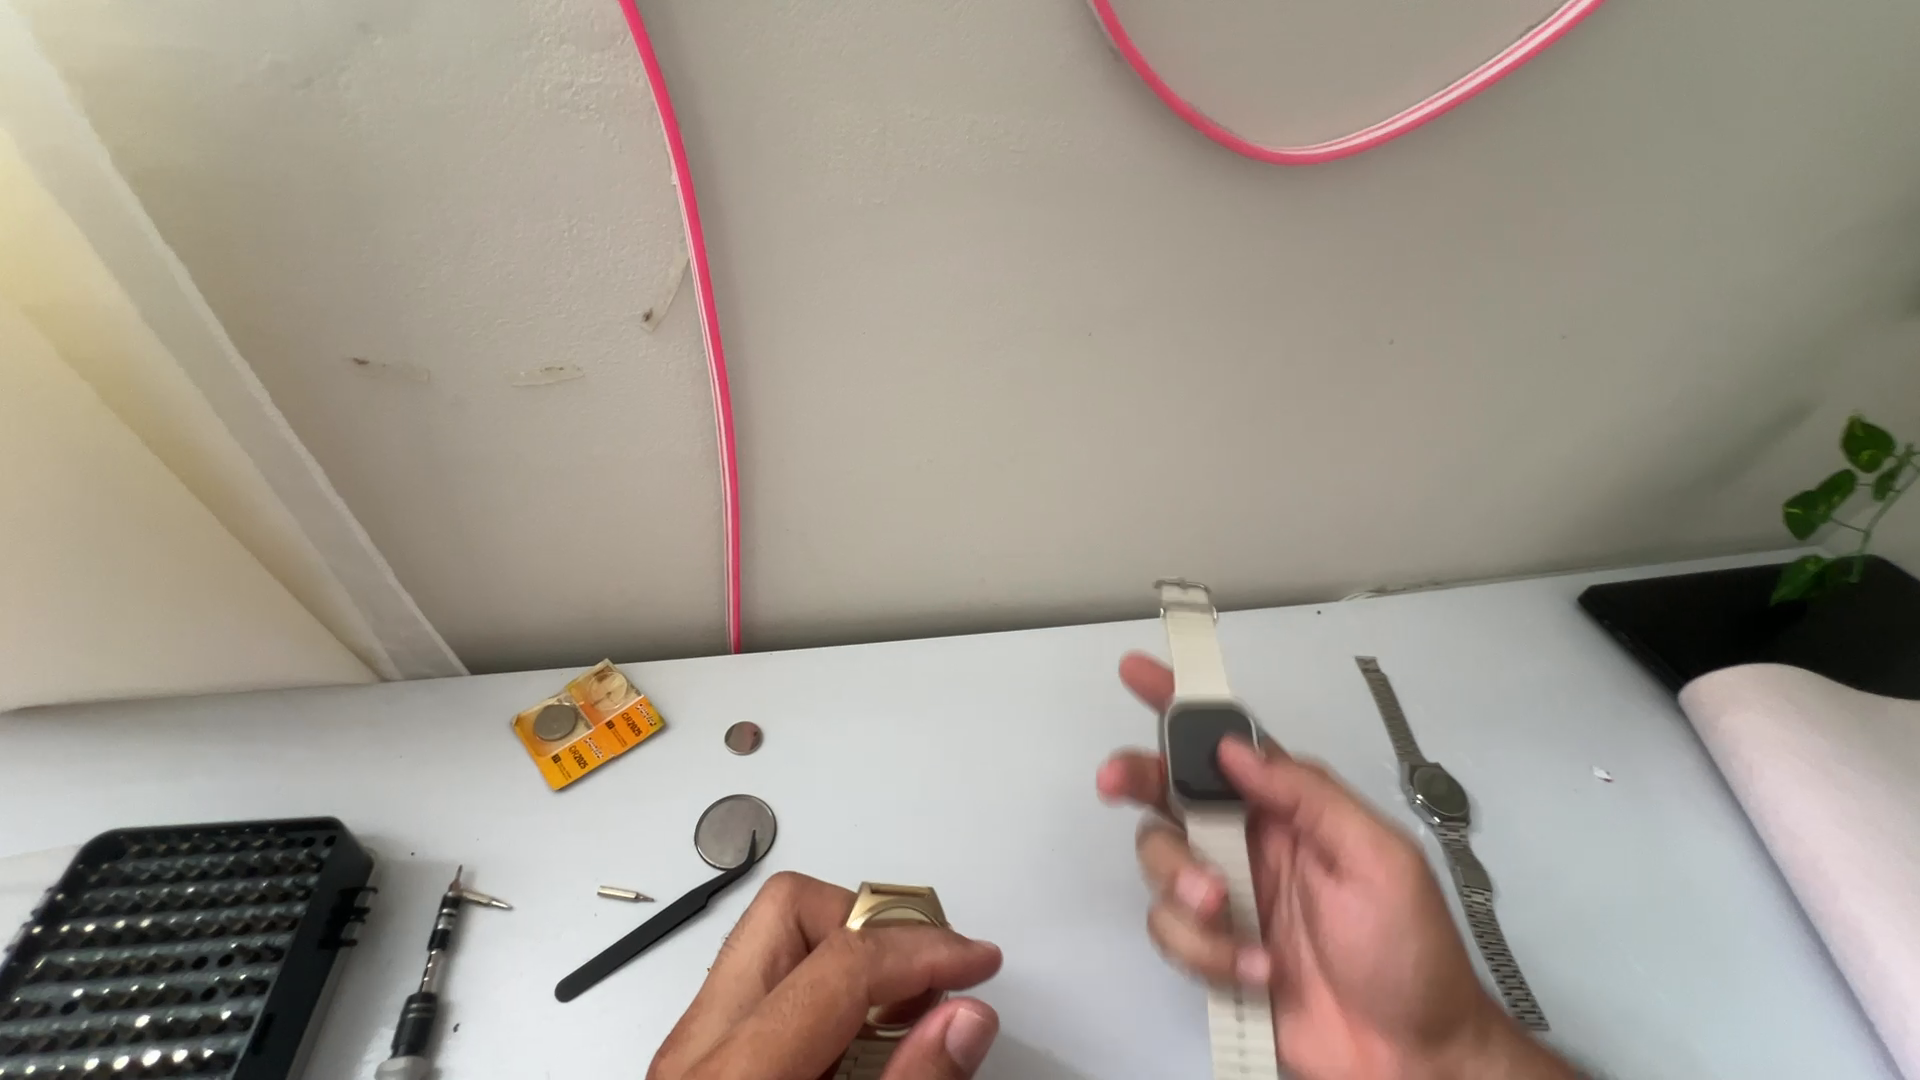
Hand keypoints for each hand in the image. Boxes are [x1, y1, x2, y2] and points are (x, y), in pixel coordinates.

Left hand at [647, 872, 1002, 1079]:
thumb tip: (967, 1016)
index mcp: (733, 1079)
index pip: (841, 963)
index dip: (924, 951)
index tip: (977, 961)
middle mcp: (697, 1048)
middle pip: (789, 910)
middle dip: (872, 925)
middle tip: (930, 973)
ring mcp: (690, 1050)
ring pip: (777, 933)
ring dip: (851, 949)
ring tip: (905, 1008)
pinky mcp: (699, 1062)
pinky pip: (770, 979)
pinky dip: (828, 985)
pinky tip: (863, 1040)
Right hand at [1096, 653, 1573, 1079]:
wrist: (1408, 1059)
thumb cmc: (1405, 949)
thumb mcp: (1377, 857)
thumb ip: (1308, 795)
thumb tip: (1233, 750)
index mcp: (1282, 806)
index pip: (1222, 742)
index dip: (1178, 703)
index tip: (1136, 672)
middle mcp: (1241, 837)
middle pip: (1166, 789)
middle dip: (1136, 777)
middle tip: (1115, 781)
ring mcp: (1220, 891)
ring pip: (1158, 857)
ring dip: (1183, 882)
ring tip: (1230, 916)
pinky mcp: (1206, 946)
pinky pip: (1169, 928)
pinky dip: (1205, 950)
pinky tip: (1256, 969)